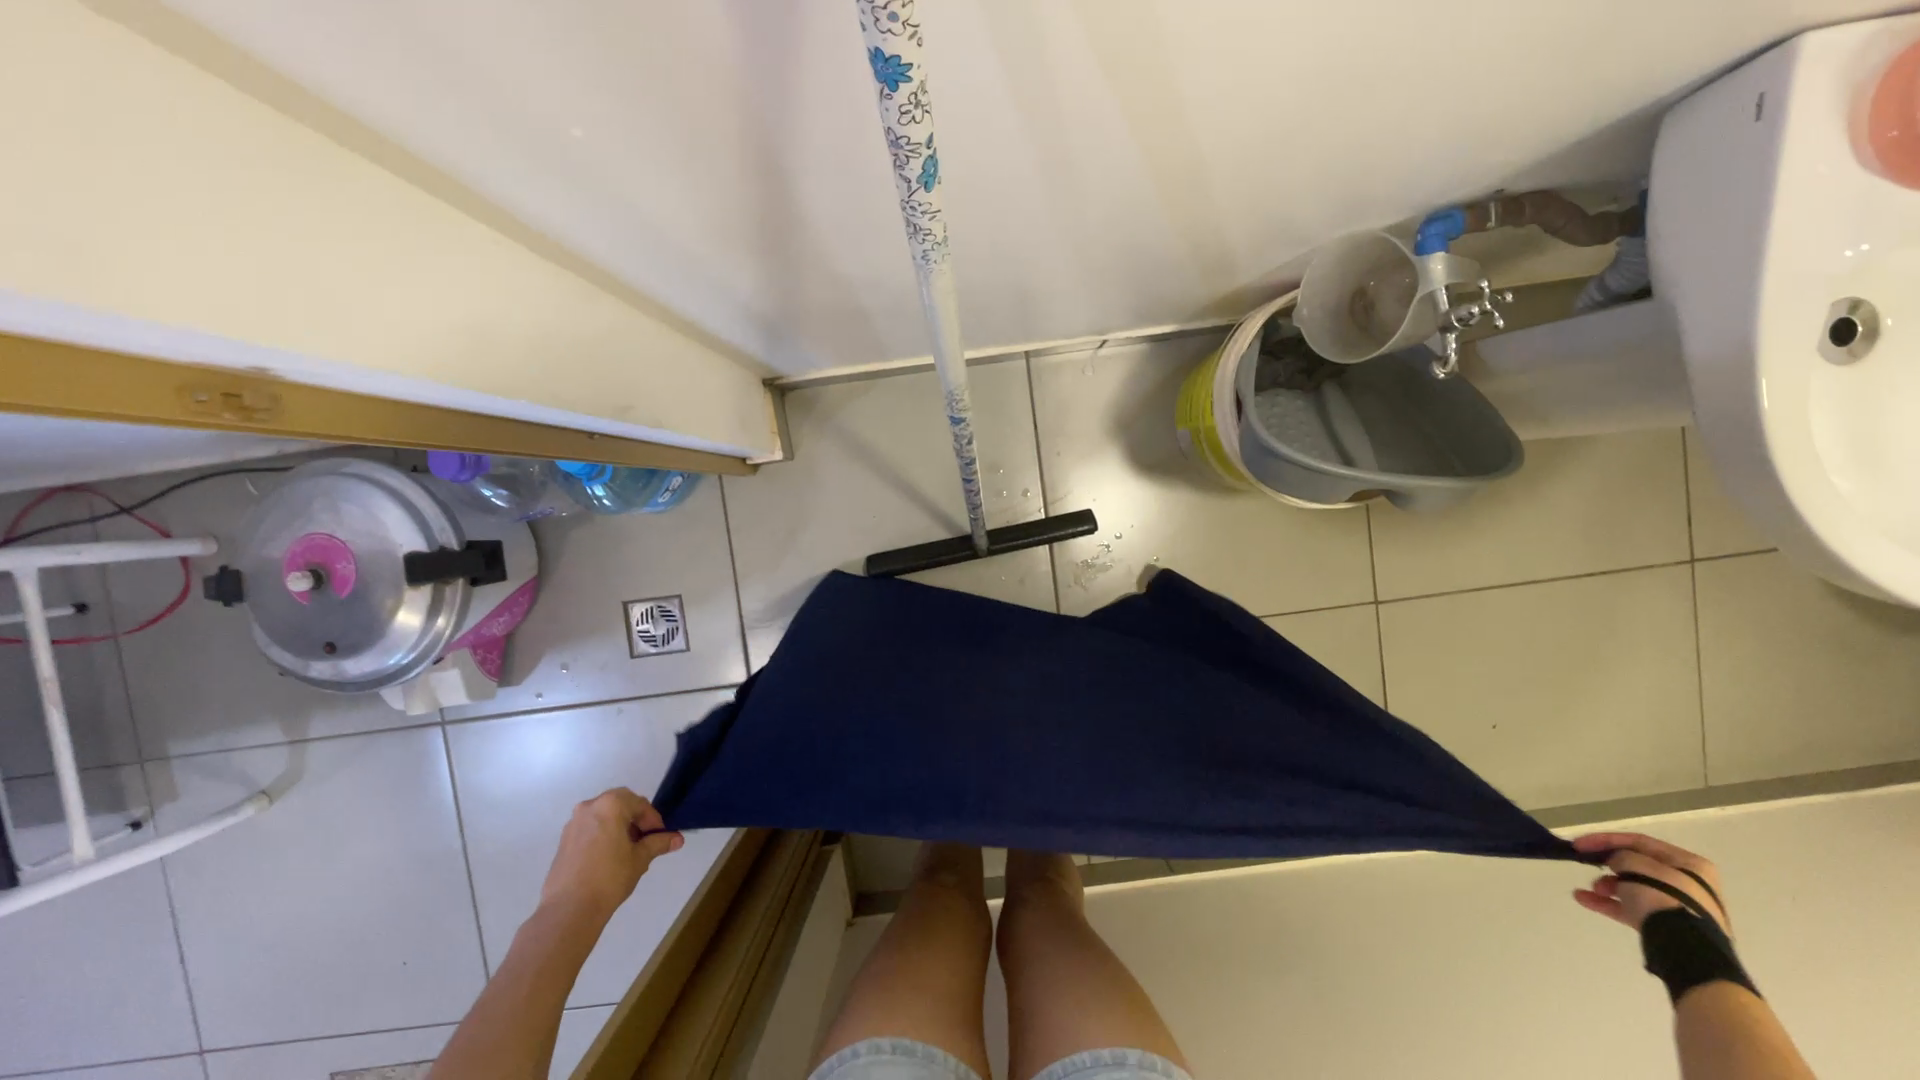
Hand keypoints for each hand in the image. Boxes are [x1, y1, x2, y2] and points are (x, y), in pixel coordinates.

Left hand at [538, 788, 682, 922]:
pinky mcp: (563, 841)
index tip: (660, 837)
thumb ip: (658, 843)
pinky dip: (603, 835)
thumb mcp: (640, 859)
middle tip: (646, 841)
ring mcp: (573, 824)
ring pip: (603, 817)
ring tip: (628, 852)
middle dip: (635, 821)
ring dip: (618, 828)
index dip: (653, 820)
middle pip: (619, 805)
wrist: (569, 908)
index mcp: (610, 805)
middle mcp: (589, 807)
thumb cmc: (610, 877)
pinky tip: (609, 859)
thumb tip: (677, 839)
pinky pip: (590, 829)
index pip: (639, 803)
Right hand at [1571, 832, 1729, 934]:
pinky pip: (1631, 908)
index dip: (1605, 839)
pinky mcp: (1663, 925)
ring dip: (1606, 885)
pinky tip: (1582, 899)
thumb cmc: (1663, 896)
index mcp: (1688, 864)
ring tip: (1591, 890)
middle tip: (1586, 865)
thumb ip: (1621, 856)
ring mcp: (1675, 906)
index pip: (1639, 842)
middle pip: (1637, 865)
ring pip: (1632, 887)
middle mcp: (1686, 883)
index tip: (1578, 844)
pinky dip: (1608, 903)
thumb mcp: (1636, 866)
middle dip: (1607, 865)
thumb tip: (1617, 862)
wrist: (1684, 946)